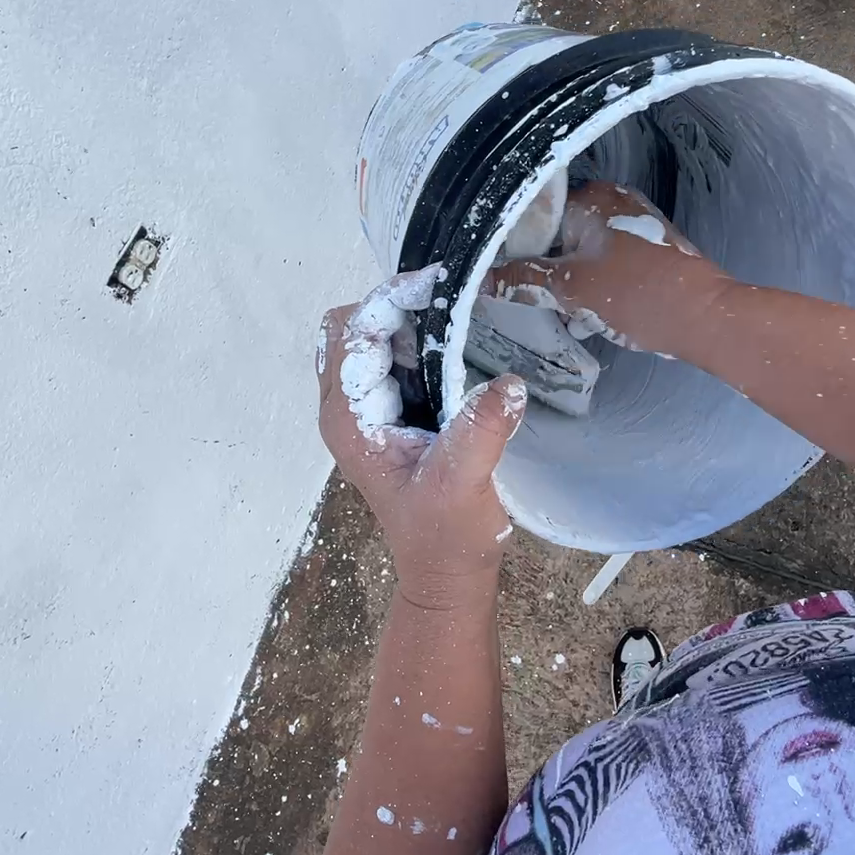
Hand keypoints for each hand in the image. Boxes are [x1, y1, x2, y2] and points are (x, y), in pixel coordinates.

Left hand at [317, 267, 527, 609]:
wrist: (446, 570)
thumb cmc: (448, 534)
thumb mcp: (464, 482)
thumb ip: (481, 432)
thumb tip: (511, 384)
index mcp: (349, 419)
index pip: (352, 333)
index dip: (389, 299)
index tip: (439, 283)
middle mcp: (344, 408)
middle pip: (349, 326)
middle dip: (393, 305)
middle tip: (448, 303)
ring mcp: (361, 410)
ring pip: (364, 336)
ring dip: (403, 319)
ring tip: (453, 318)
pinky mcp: (383, 413)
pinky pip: (385, 355)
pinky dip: (412, 338)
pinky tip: (451, 346)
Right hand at [482, 182, 729, 355]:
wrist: (704, 318)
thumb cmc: (638, 296)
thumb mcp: (571, 290)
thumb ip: (523, 281)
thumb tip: (482, 280)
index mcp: (592, 198)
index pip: (536, 215)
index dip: (518, 248)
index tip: (510, 278)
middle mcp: (615, 200)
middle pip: (560, 233)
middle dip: (548, 269)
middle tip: (539, 300)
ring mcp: (636, 222)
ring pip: (584, 250)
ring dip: (573, 281)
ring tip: (570, 314)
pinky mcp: (651, 247)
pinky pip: (608, 260)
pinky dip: (597, 283)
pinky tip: (595, 314)